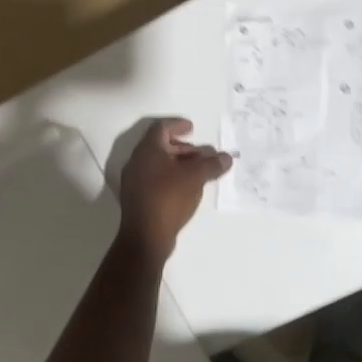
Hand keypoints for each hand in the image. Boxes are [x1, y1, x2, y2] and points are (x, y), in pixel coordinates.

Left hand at [117, 119, 231, 261]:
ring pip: (160, 164)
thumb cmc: (169, 198)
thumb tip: (227, 157)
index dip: (178, 124)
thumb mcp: (195, 178)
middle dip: (186, 148)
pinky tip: (189, 188)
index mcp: (147, 150)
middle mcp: (137, 162)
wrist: (145, 236)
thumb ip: (212, 164)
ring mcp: (135, 181)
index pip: (161, 128)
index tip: (193, 128)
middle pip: (162, 146)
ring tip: (202, 171)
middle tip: (205, 154)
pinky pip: (157, 179)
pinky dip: (173, 177)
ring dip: (181, 164)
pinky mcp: (138, 198)